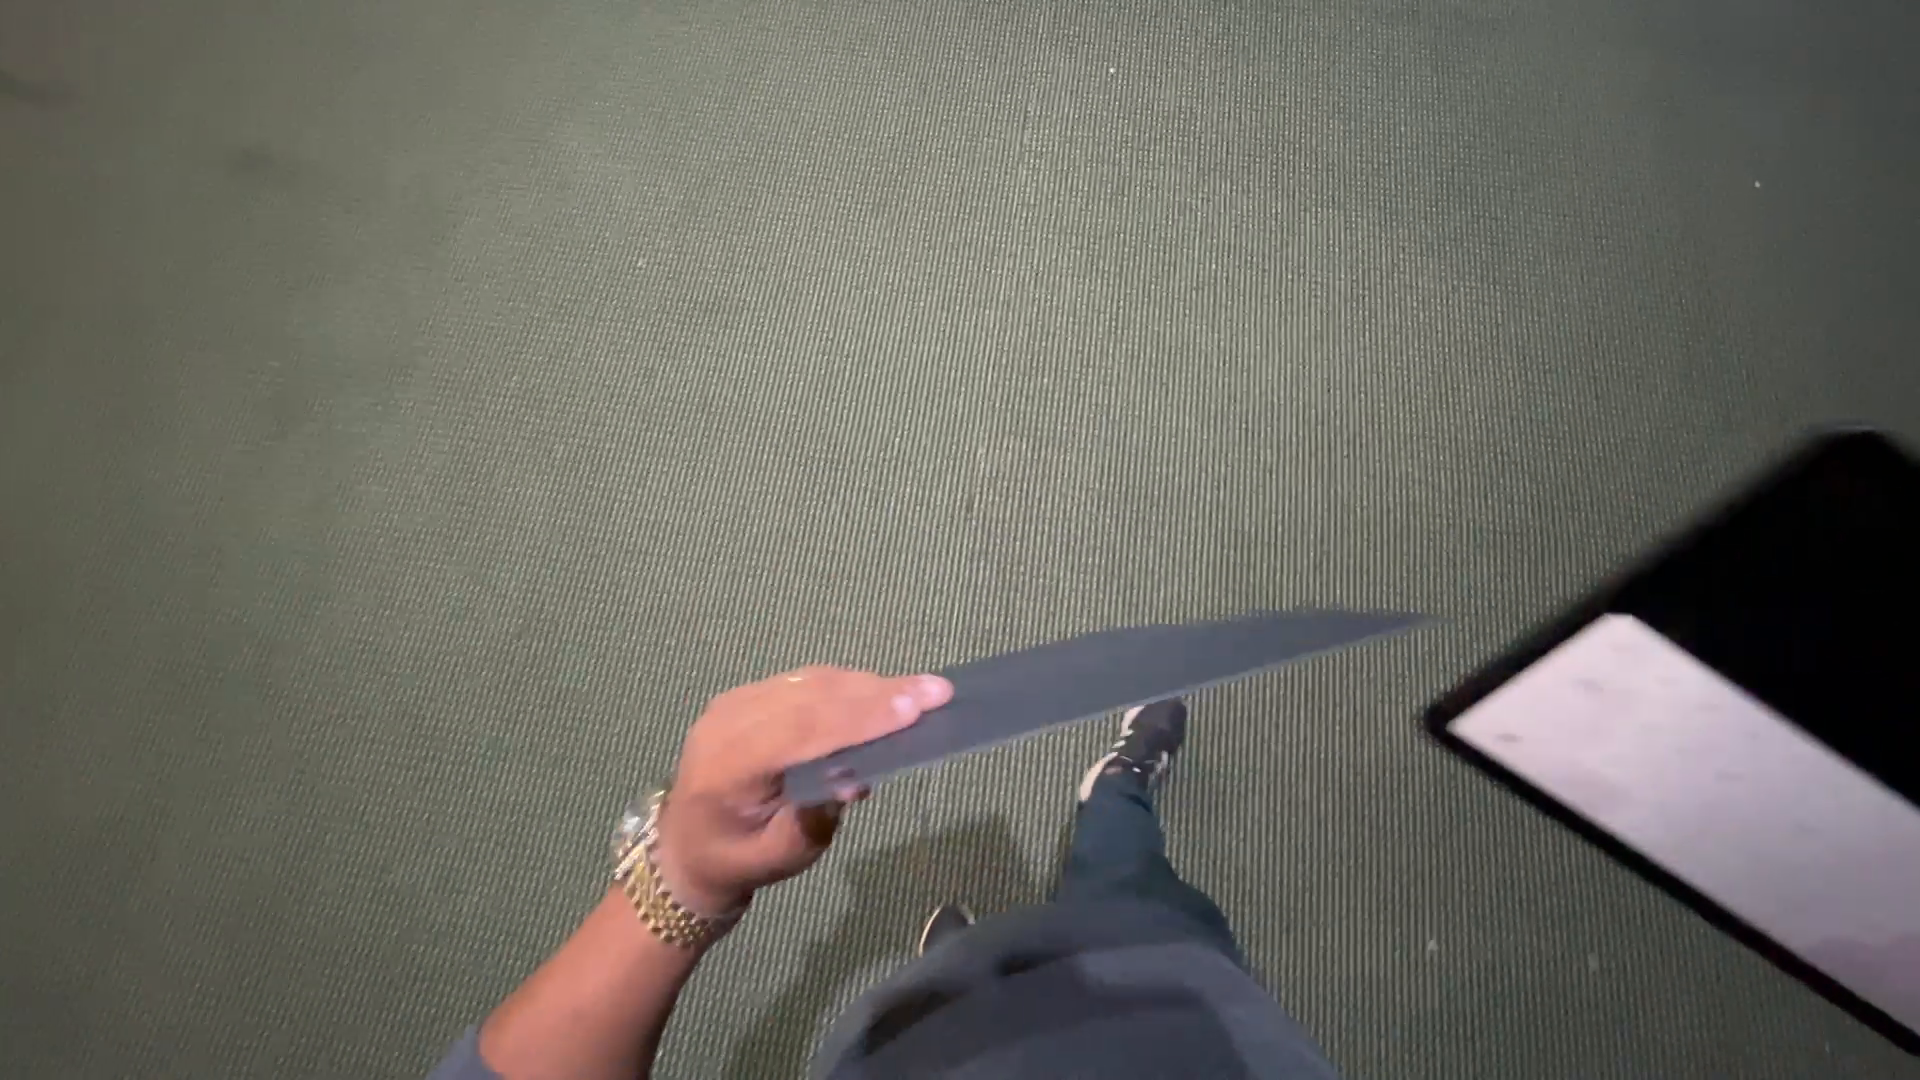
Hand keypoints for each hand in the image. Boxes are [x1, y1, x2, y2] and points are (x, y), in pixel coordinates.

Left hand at [650, 666, 952, 916]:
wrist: (685, 847)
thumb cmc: (735, 859)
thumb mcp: (777, 859)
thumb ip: (812, 822)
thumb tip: (857, 781)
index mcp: (728, 764)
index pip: (803, 728)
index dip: (860, 716)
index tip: (913, 708)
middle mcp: (729, 720)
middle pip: (813, 695)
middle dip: (878, 693)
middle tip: (936, 691)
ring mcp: (737, 700)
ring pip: (813, 682)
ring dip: (868, 686)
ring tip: (918, 691)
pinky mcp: (751, 694)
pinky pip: (806, 682)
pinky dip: (848, 686)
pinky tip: (882, 693)